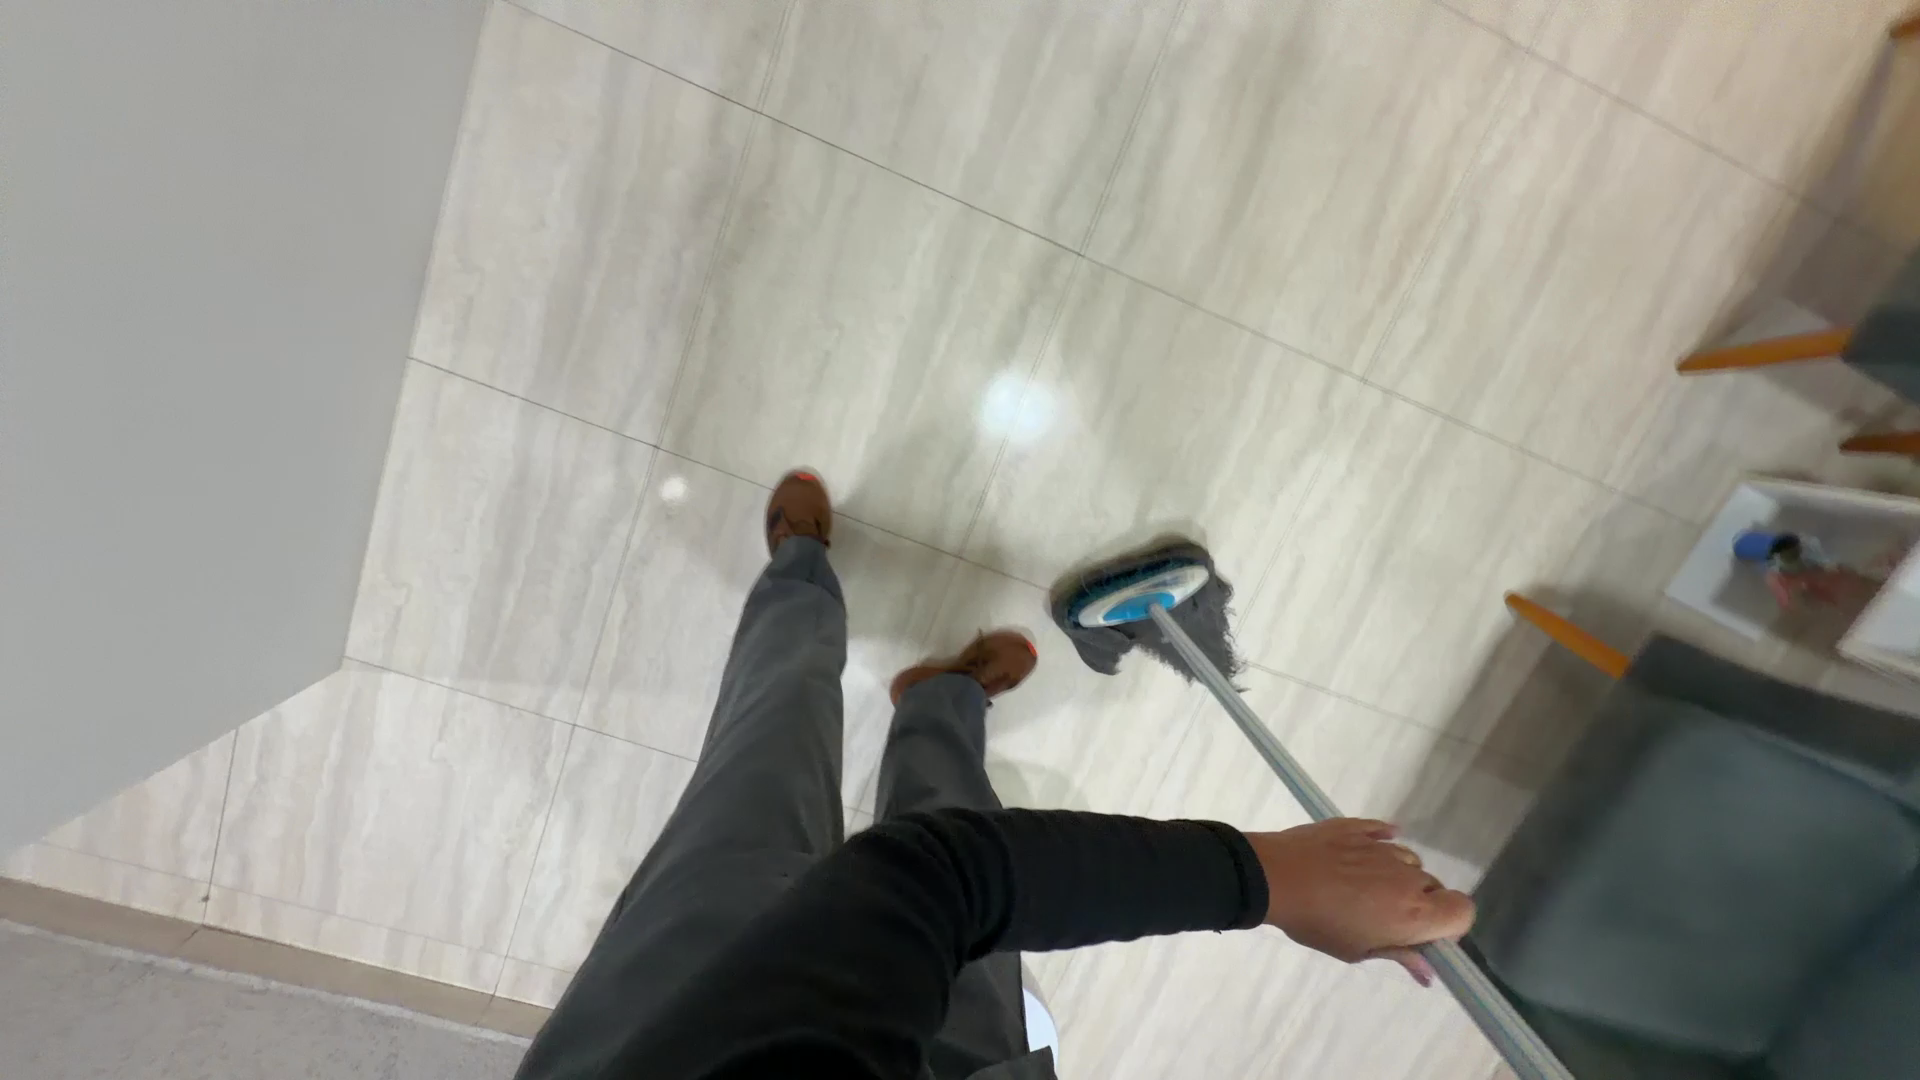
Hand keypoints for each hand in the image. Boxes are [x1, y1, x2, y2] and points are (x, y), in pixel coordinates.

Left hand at [1245, 818, 1474, 985]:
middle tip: (1387, 913)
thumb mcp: (1357, 950)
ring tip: (1366, 885)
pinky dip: (1381, 839)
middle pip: (1433, 886)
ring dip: (1398, 872)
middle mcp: (1406, 875)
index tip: (1425, 932)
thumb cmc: (1317, 922)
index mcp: (1414, 911)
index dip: (1452, 923)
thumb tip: (1428, 971)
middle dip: (1420, 901)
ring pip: (1408, 859)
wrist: (1274, 876)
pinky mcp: (1354, 825)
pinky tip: (1369, 846)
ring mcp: (1380, 846)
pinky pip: (1381, 830)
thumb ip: (1398, 954)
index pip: (1464, 911)